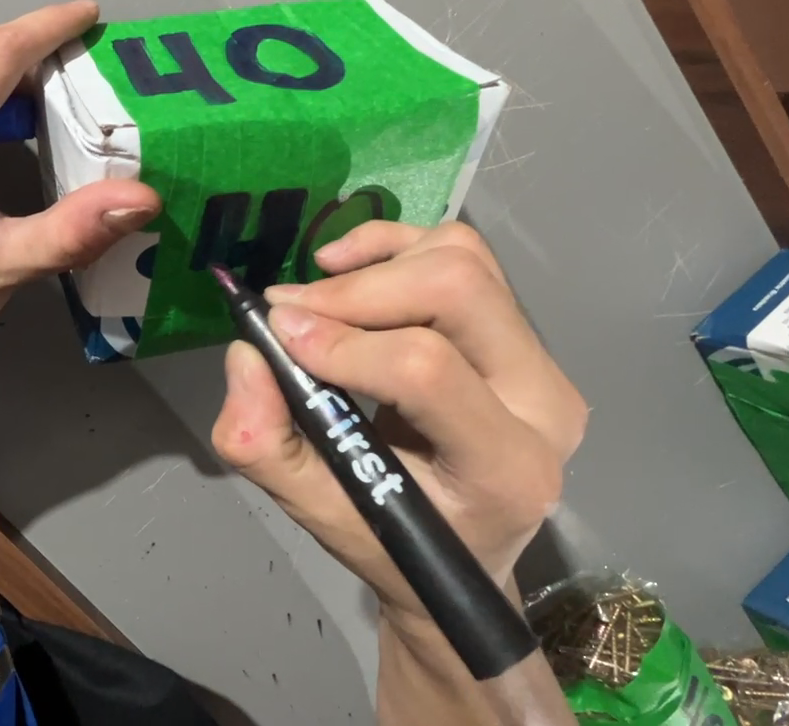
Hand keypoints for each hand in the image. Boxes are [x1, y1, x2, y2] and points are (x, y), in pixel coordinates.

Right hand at [210, 221, 584, 625]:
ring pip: (461, 258)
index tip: (275, 334)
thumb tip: (247, 352)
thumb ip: (264, 443)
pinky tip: (341, 264)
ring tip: (315, 295)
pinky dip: (390, 243)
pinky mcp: (519, 329)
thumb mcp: (315, 509)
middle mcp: (542, 403)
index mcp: (504, 467)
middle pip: (456, 289)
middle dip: (355, 291)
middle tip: (286, 311)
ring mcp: (540, 360)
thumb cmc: (392, 539)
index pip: (426, 369)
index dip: (341, 341)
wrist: (459, 545)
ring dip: (373, 263)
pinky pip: (460, 249)